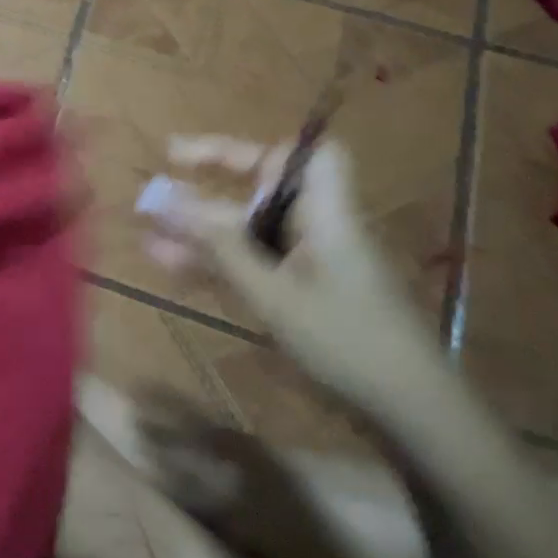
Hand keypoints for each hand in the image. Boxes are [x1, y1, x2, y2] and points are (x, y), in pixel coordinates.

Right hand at [157, 136, 443, 410]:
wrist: (410, 409)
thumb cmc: (346, 341)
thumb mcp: (272, 293)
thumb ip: (219, 245)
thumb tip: (165, 199)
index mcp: (326, 216)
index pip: (306, 155)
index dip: (254, 147)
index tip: (197, 157)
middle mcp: (319, 229)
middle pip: (264, 190)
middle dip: (207, 186)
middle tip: (154, 192)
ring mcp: (312, 263)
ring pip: (250, 230)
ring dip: (201, 229)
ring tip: (147, 232)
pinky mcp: (305, 293)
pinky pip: (253, 263)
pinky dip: (215, 261)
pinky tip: (171, 266)